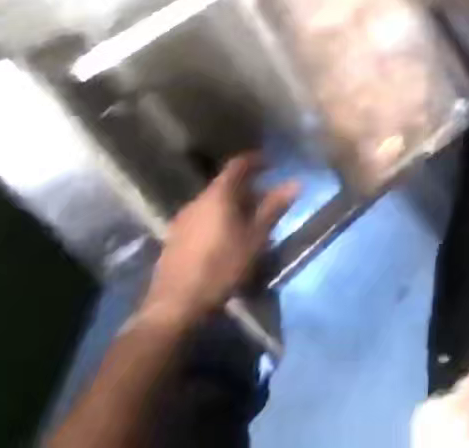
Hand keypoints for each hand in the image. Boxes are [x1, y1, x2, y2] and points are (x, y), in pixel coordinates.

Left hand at [141, 154, 298, 327]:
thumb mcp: (255, 238)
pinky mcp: (173, 241)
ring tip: (249, 224)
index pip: (238, 164)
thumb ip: (273, 208)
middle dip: (247, 189)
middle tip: (266, 201)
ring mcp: (181, 221)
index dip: (256, 160)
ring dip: (232, 206)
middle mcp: (197, 201)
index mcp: (218, 195)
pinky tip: (226, 241)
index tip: (272, 165)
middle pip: (225, 185)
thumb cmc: (221, 267)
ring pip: (213, 203)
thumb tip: (295, 183)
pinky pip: (201, 219)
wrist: (174, 308)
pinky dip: (218, 221)